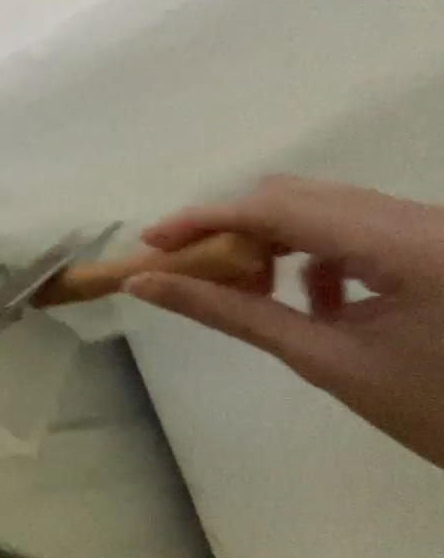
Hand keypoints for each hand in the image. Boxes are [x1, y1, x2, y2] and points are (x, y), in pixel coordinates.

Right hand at [123, 174, 443, 469]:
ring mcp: (442, 232)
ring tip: (253, 288)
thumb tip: (144, 284)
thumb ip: (231, 313)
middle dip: (235, 228)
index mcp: (409, 247)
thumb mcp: (330, 362)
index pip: (277, 207)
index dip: (203, 220)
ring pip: (327, 207)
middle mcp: (429, 222)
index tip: (150, 247)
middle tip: (196, 271)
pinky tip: (318, 298)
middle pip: (298, 195)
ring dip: (273, 238)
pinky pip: (364, 225)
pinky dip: (318, 250)